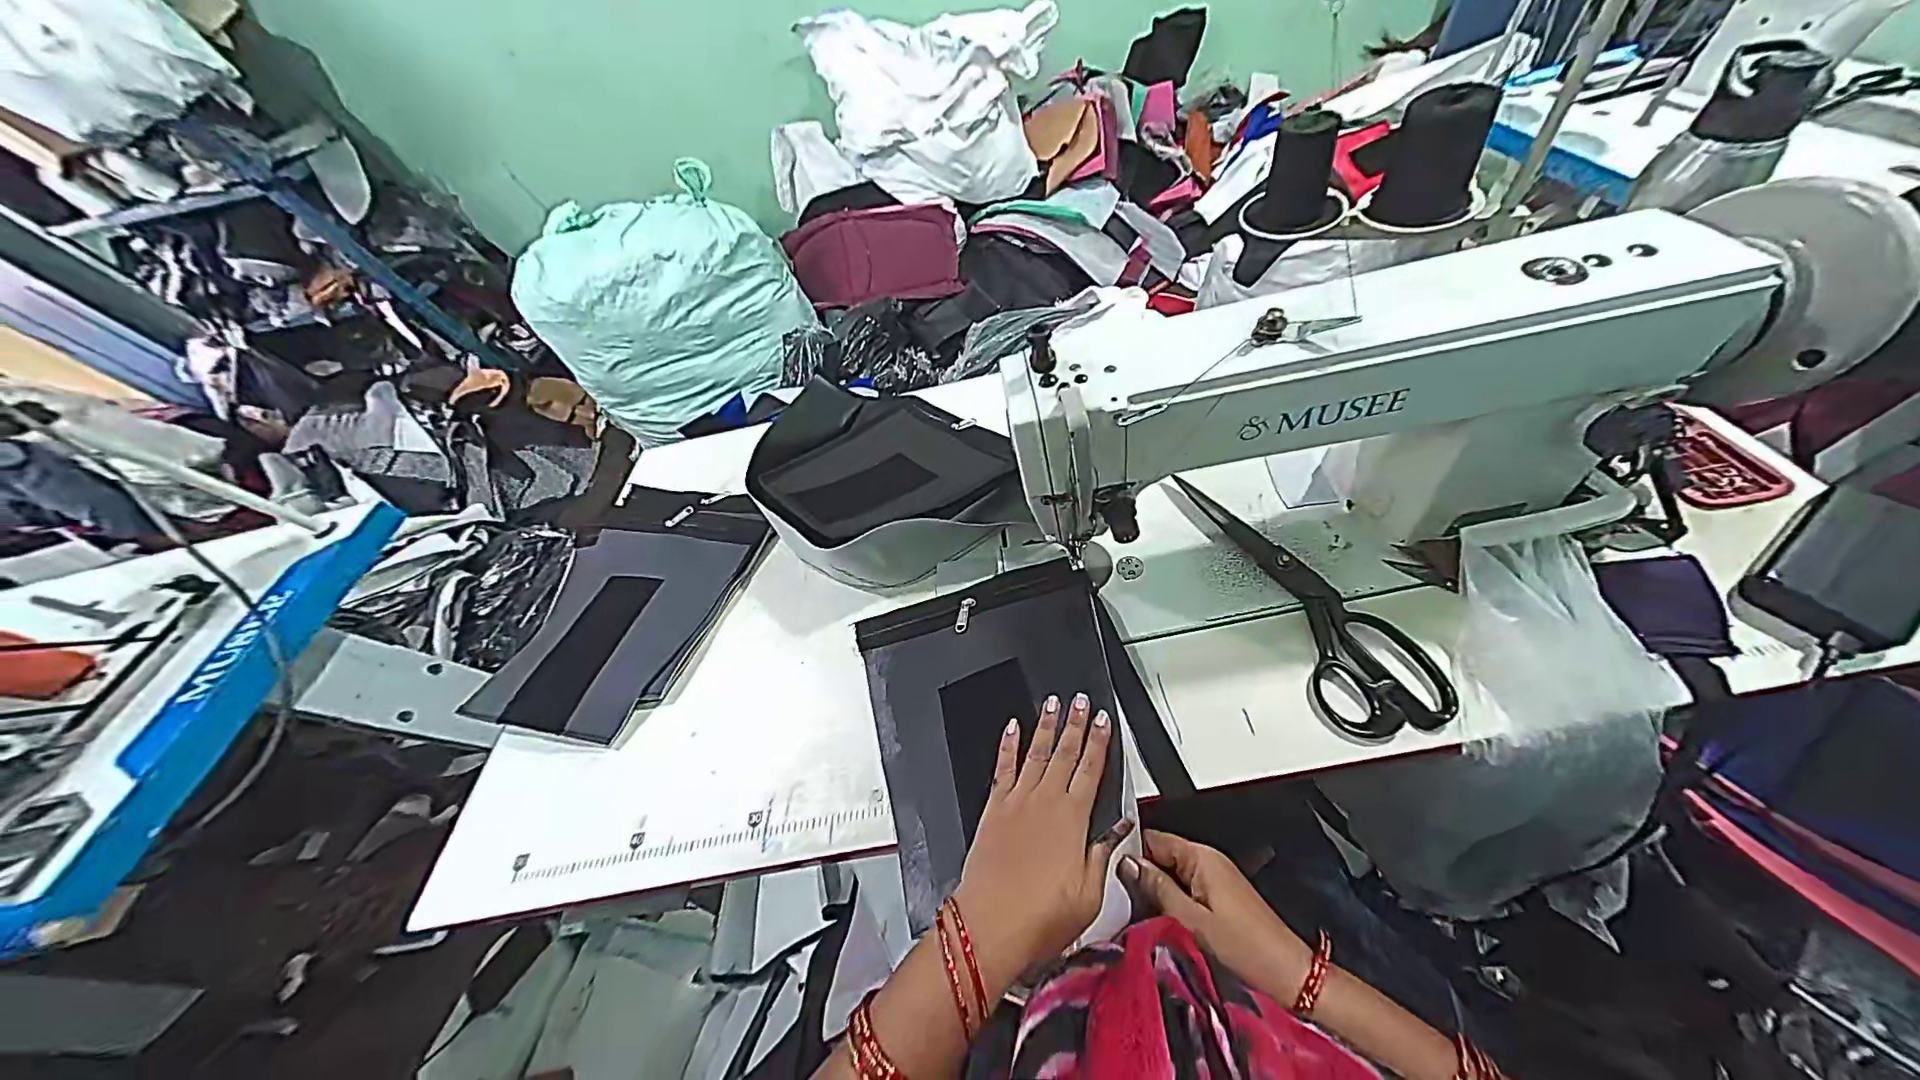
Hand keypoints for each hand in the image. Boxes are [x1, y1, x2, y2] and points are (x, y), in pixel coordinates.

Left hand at [953, 693, 1129, 991]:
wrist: (990, 925)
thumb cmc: (1040, 917)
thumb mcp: (1088, 896)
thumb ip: (1102, 856)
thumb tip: (1116, 831)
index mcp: (1072, 821)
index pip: (1091, 770)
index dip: (1099, 742)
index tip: (1103, 721)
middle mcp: (1045, 803)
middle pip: (1064, 753)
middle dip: (1075, 724)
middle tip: (1080, 700)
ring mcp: (1017, 802)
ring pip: (1035, 753)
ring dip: (1045, 726)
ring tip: (1052, 703)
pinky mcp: (993, 809)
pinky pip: (1002, 768)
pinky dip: (1007, 745)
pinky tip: (1012, 728)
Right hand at [1121, 830, 1311, 1003]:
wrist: (1290, 975)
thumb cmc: (1248, 948)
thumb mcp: (1191, 919)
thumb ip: (1157, 888)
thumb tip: (1130, 865)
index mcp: (1201, 856)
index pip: (1153, 838)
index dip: (1132, 852)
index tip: (1115, 872)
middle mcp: (1208, 860)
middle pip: (1161, 855)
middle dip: (1144, 874)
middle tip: (1128, 899)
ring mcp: (1215, 878)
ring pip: (1171, 873)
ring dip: (1158, 891)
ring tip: (1146, 912)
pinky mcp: (1219, 895)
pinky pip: (1185, 888)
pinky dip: (1173, 901)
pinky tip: (1167, 919)